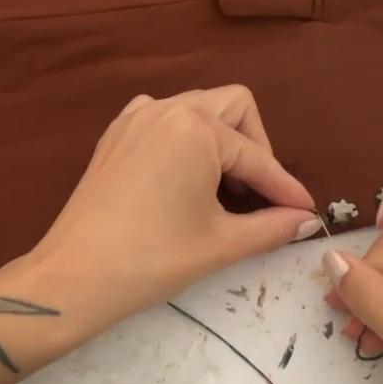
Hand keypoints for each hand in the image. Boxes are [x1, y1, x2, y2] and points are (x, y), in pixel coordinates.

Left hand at [25, 87, 318, 331]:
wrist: (74, 276)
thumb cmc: (153, 259)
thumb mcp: (221, 243)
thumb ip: (273, 226)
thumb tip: (308, 220)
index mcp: (196, 127)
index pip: (257, 157)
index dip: (285, 189)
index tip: (307, 212)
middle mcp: (167, 107)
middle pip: (234, 108)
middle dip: (257, 148)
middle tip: (260, 194)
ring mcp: (135, 116)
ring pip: (198, 108)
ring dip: (221, 139)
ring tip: (225, 186)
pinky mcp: (115, 134)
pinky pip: (164, 117)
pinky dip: (184, 137)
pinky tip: (184, 174)